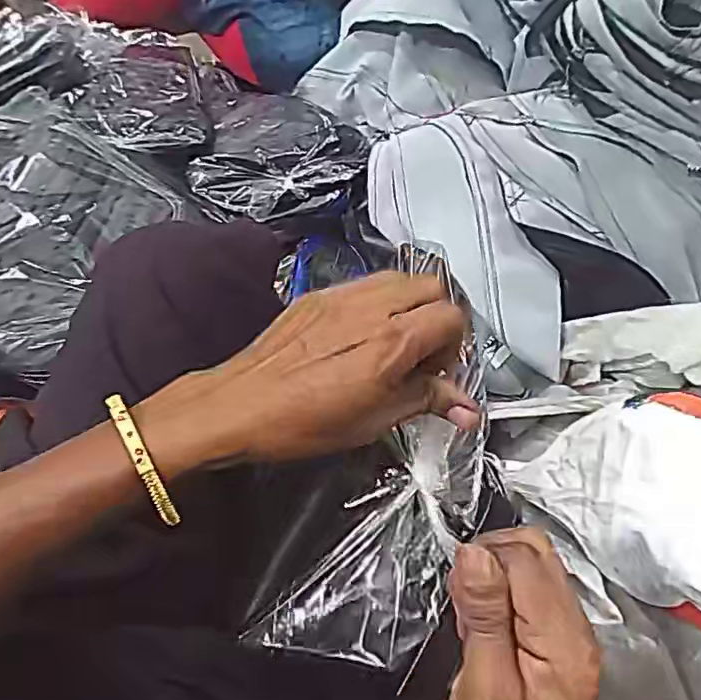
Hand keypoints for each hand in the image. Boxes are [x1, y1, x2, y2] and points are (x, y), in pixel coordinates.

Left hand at [137, 270, 478, 468]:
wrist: (238, 405)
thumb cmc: (297, 420)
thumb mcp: (372, 421)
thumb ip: (424, 402)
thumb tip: (462, 406)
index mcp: (389, 340)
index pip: (452, 317)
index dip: (455, 347)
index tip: (439, 374)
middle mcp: (369, 308)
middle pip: (432, 286)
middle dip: (439, 318)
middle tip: (424, 357)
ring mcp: (340, 297)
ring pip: (398, 279)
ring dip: (410, 306)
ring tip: (394, 345)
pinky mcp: (316, 297)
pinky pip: (363, 285)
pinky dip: (378, 303)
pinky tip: (362, 337)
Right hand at [448, 528, 598, 699]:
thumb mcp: (483, 692)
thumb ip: (483, 618)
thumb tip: (473, 553)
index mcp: (563, 644)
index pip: (525, 561)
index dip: (481, 560)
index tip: (456, 592)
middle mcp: (578, 630)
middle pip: (536, 551)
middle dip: (488, 556)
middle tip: (460, 598)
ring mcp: (573, 633)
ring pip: (533, 563)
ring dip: (492, 572)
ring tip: (469, 613)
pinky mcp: (560, 639)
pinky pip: (530, 587)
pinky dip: (499, 589)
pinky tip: (482, 621)